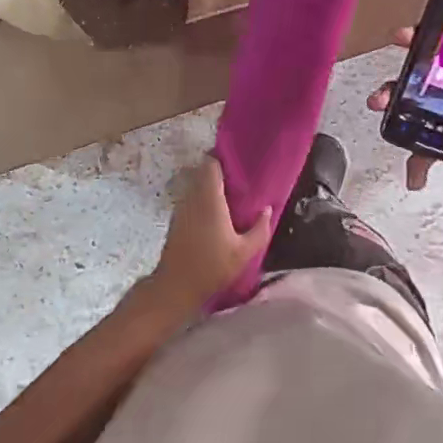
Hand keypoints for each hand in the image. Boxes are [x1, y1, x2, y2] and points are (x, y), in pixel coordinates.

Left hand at [143, 158, 273, 317]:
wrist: (177, 284)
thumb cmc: (212, 267)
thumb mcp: (245, 252)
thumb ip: (260, 229)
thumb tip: (266, 209)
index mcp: (209, 199)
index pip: (210, 164)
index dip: (222, 159)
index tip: (239, 164)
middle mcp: (192, 197)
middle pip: (202, 172)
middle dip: (219, 172)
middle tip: (239, 180)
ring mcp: (181, 207)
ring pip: (195, 185)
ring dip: (210, 185)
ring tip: (230, 195)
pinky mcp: (176, 218)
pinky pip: (190, 198)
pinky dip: (202, 198)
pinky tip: (216, 212)